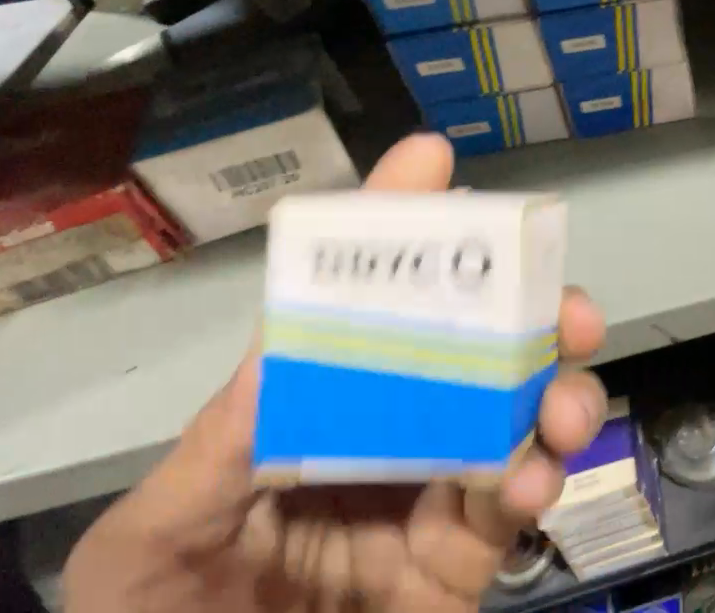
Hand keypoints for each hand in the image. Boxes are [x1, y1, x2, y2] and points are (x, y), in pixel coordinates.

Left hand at [63, 133, 608, 612]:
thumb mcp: (147, 550)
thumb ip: (214, 455)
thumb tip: (285, 353)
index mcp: (309, 413)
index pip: (356, 306)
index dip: (394, 229)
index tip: (431, 159)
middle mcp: (385, 434)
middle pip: (470, 349)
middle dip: (529, 315)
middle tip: (567, 309)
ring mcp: (433, 493)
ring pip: (520, 414)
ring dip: (557, 395)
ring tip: (565, 409)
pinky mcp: (468, 556)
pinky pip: (519, 503)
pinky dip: (540, 481)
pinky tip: (533, 485)